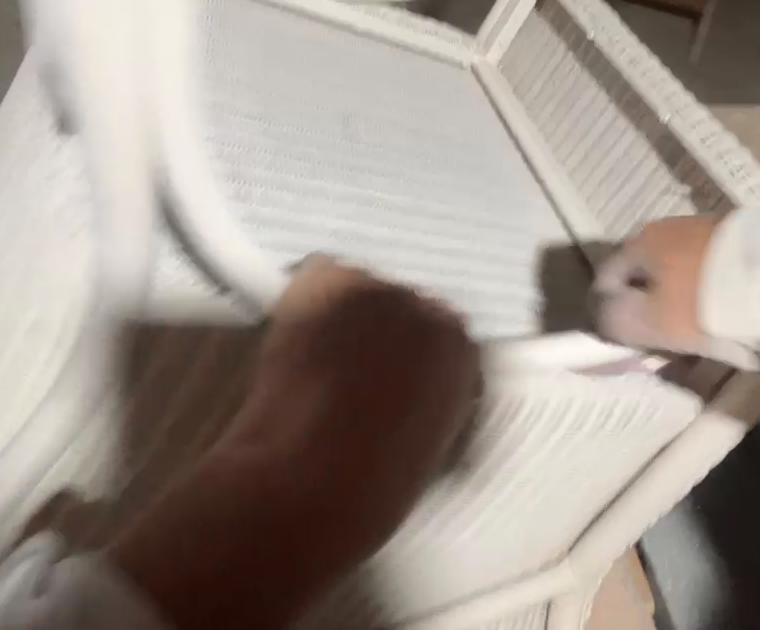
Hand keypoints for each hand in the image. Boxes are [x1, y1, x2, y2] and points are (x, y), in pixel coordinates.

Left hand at [112, 256, 479, 629]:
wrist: (306, 481)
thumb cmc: (369, 486)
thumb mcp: (428, 441)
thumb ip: (430, 395)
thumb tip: (410, 386)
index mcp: (461, 348)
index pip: (440, 330)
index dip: (409, 354)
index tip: (389, 375)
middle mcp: (427, 305)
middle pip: (402, 304)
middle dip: (378, 330)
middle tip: (349, 368)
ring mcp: (376, 286)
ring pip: (361, 287)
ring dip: (344, 313)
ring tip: (320, 355)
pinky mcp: (329, 278)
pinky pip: (319, 273)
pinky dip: (307, 296)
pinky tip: (298, 334)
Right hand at [593, 214, 724, 353]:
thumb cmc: (707, 303)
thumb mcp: (651, 321)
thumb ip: (614, 319)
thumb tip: (601, 317)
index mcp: (641, 241)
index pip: (607, 278)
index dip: (607, 312)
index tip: (623, 344)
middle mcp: (670, 227)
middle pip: (647, 276)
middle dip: (649, 311)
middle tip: (664, 346)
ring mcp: (710, 231)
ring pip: (682, 276)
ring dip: (683, 305)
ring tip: (702, 339)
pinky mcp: (745, 242)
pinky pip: (715, 276)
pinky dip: (716, 298)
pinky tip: (732, 322)